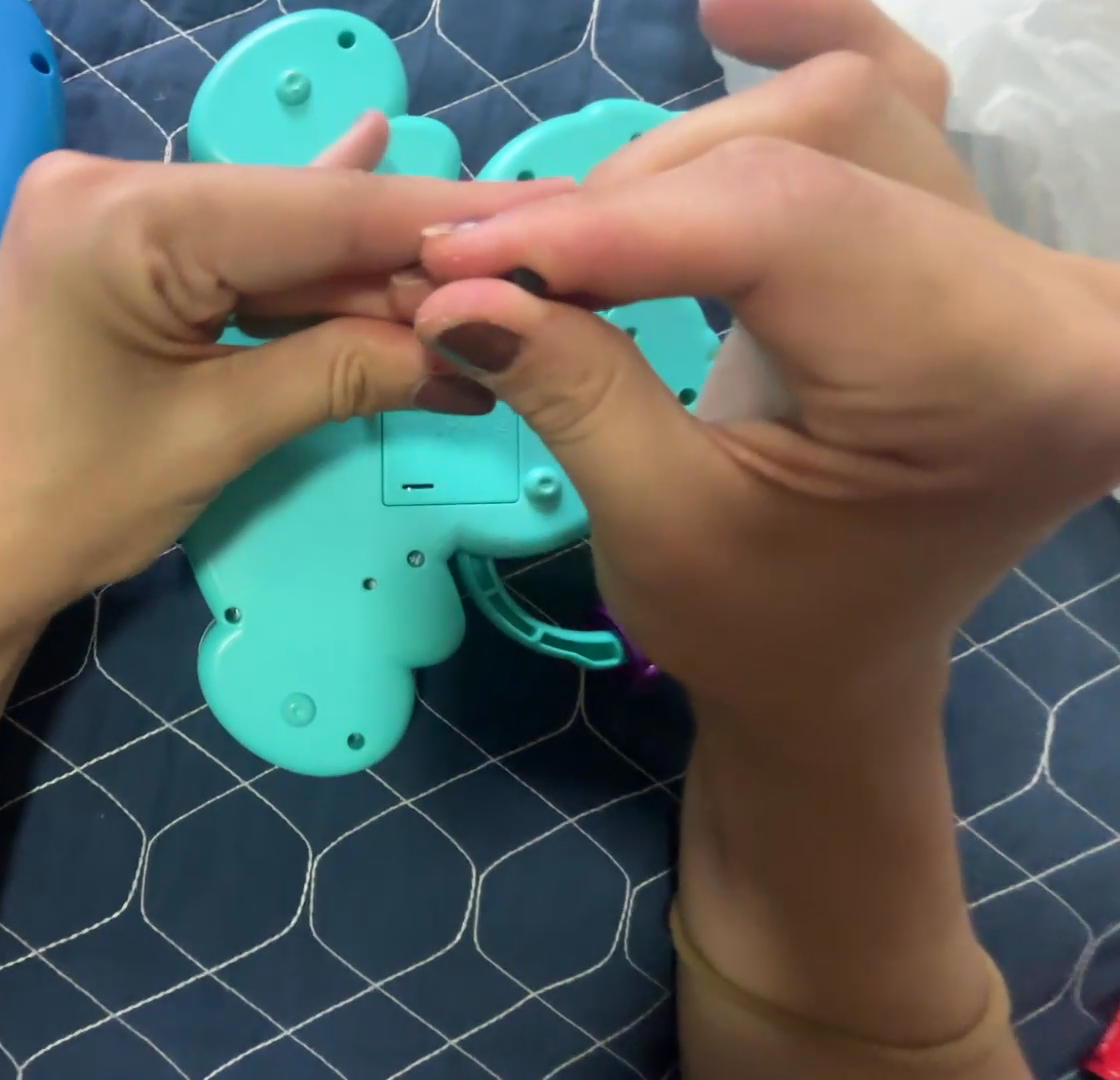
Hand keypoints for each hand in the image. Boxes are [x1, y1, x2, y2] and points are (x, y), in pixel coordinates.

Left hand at [0, 118, 568, 633]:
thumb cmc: (69, 509)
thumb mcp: (217, 435)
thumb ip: (343, 370)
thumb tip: (461, 339)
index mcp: (118, 217)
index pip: (311, 213)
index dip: (435, 226)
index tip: (542, 227)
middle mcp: (101, 186)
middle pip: (288, 223)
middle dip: (397, 269)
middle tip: (513, 294)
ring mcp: (97, 218)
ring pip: (259, 243)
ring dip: (352, 281)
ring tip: (466, 292)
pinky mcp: (103, 257)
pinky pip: (215, 261)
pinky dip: (288, 276)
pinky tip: (366, 203)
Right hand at [412, 0, 1119, 708]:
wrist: (829, 666)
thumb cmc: (744, 623)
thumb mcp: (645, 516)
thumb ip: (562, 384)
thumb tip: (451, 293)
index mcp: (985, 379)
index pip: (773, 224)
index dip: (593, 226)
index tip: (456, 256)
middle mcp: (1049, 295)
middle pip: (807, 146)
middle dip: (615, 201)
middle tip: (487, 264)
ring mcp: (1025, 265)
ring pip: (832, 118)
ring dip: (663, 167)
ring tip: (556, 237)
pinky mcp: (969, 257)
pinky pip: (895, 115)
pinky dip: (806, 56)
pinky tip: (738, 13)